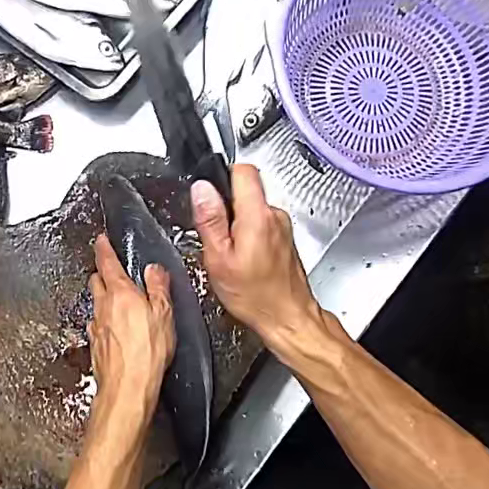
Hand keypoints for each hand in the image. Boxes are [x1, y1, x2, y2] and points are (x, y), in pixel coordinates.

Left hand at [86, 233, 175, 407]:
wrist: (127, 389)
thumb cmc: (146, 354)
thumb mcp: (163, 315)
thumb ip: (158, 289)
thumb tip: (154, 270)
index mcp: (120, 294)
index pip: (107, 263)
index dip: (103, 249)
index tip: (101, 240)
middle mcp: (103, 307)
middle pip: (97, 280)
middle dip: (102, 271)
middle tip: (110, 268)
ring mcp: (97, 326)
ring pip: (95, 302)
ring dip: (103, 296)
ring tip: (116, 297)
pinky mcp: (95, 344)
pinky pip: (97, 323)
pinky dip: (104, 318)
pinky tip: (114, 326)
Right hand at [191, 165, 326, 348]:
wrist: (287, 318)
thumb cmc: (256, 296)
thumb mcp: (219, 259)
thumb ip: (210, 220)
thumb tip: (201, 189)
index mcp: (257, 216)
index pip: (243, 170)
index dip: (222, 176)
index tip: (210, 194)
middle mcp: (275, 216)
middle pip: (246, 189)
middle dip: (226, 206)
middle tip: (217, 235)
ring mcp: (282, 227)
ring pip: (252, 208)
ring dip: (237, 223)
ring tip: (230, 253)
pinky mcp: (284, 238)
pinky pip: (261, 223)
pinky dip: (248, 235)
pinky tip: (243, 259)